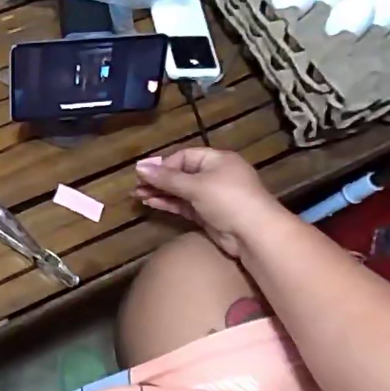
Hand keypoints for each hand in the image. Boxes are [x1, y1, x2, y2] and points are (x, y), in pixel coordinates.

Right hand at [133, 148, 287, 257]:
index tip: (144, 174)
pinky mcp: (207, 214)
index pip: (184, 156)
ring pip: (180, 191)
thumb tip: (140, 168)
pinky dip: (169, 203)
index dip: (163, 164)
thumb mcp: (196, 186)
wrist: (252, 233)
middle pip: (181, 174)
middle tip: (136, 186)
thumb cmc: (227, 200)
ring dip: (160, 192)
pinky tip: (152, 203)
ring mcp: (211, 196)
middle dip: (158, 180)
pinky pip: (184, 205)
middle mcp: (214, 175)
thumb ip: (167, 178)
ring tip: (138, 196)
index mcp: (217, 160)